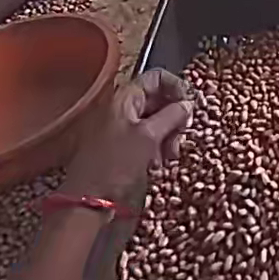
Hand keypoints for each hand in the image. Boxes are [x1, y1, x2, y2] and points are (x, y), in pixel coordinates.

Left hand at [61, 69, 193, 205]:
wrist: (88, 201)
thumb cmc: (115, 164)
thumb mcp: (148, 137)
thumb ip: (171, 116)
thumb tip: (188, 104)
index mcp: (124, 98)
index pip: (156, 78)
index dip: (177, 87)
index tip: (190, 105)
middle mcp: (123, 109)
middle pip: (159, 100)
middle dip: (175, 116)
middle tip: (182, 135)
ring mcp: (122, 129)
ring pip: (157, 122)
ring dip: (169, 136)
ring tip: (170, 155)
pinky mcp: (123, 148)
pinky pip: (149, 140)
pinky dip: (159, 148)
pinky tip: (159, 164)